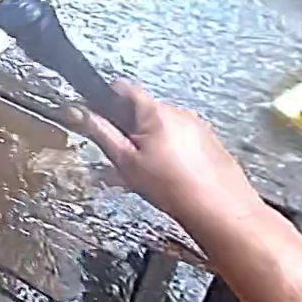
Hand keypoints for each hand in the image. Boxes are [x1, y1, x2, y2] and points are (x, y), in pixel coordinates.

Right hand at [77, 81, 265, 239]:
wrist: (224, 214)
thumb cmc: (176, 189)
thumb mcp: (125, 160)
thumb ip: (99, 131)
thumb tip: (78, 112)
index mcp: (156, 112)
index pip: (122, 87)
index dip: (105, 99)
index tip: (99, 115)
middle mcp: (180, 113)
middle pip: (141, 108)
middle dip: (128, 127)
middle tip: (124, 154)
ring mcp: (199, 127)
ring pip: (160, 124)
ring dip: (149, 139)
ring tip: (149, 169)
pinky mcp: (211, 142)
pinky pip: (180, 136)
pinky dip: (170, 149)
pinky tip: (169, 173)